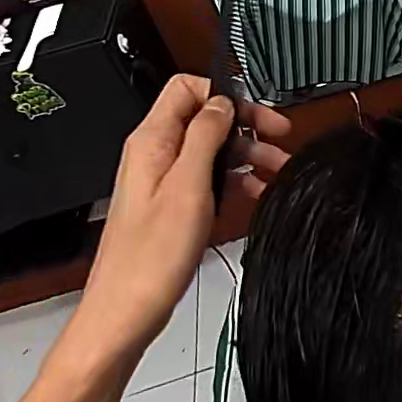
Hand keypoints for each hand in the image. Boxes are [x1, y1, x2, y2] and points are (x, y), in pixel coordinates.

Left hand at [77, 75, 288, 355]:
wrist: (124, 313)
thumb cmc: (149, 259)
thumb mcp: (188, 187)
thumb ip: (205, 136)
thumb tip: (222, 103)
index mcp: (152, 140)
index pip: (186, 88)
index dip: (224, 94)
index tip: (255, 113)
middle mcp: (154, 152)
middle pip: (204, 116)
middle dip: (244, 123)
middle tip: (278, 134)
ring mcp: (161, 177)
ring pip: (210, 147)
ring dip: (245, 152)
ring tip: (276, 167)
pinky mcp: (170, 201)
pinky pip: (206, 175)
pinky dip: (233, 177)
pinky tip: (254, 189)